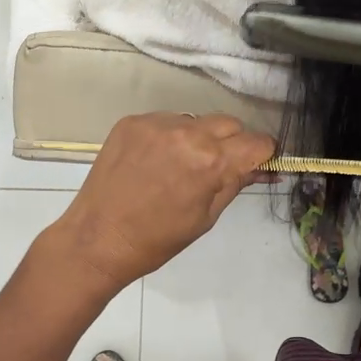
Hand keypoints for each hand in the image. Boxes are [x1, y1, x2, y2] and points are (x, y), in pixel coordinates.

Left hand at [44, 113, 276, 290]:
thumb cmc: (156, 240)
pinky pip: (166, 121)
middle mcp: (186, 132)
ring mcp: (156, 123)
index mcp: (210, 161)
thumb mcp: (206, 217)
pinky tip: (154, 162)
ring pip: (196, 120)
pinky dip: (169, 137)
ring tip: (179, 167)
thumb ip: (235, 183)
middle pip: (229, 124)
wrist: (97, 239)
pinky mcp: (132, 122)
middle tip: (217, 170)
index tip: (257, 165)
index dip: (263, 154)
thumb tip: (262, 168)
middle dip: (232, 144)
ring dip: (199, 138)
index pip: (257, 142)